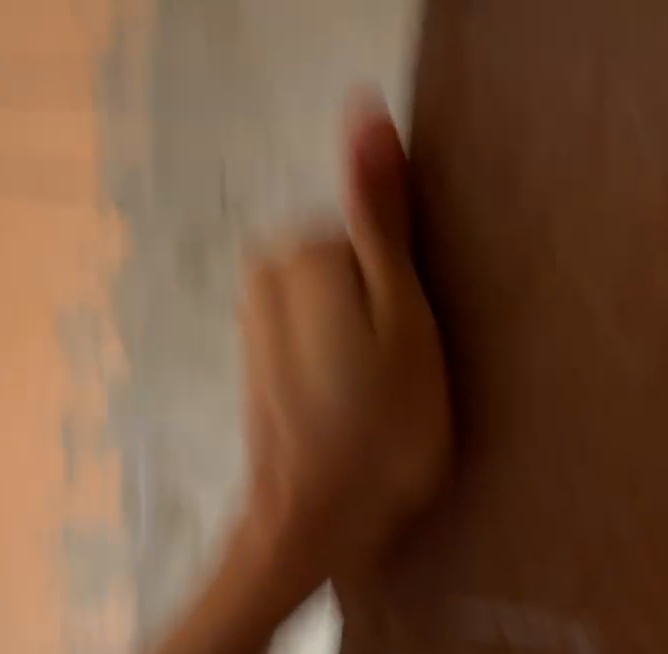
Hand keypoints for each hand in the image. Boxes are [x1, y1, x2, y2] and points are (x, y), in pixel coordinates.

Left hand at [235, 98, 450, 599]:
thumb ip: (383, 221)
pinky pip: (316, 334)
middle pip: (351, 265)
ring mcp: (254, 321)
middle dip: (381, 310)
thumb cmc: (379, 434)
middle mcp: (264, 275)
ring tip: (378, 399)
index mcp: (302, 254)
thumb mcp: (403, 322)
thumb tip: (367, 114)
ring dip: (362, 341)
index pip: (375, 236)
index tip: (413, 352)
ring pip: (336, 302)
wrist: (312, 526)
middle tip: (399, 379)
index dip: (406, 292)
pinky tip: (350, 407)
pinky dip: (338, 362)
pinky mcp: (257, 359)